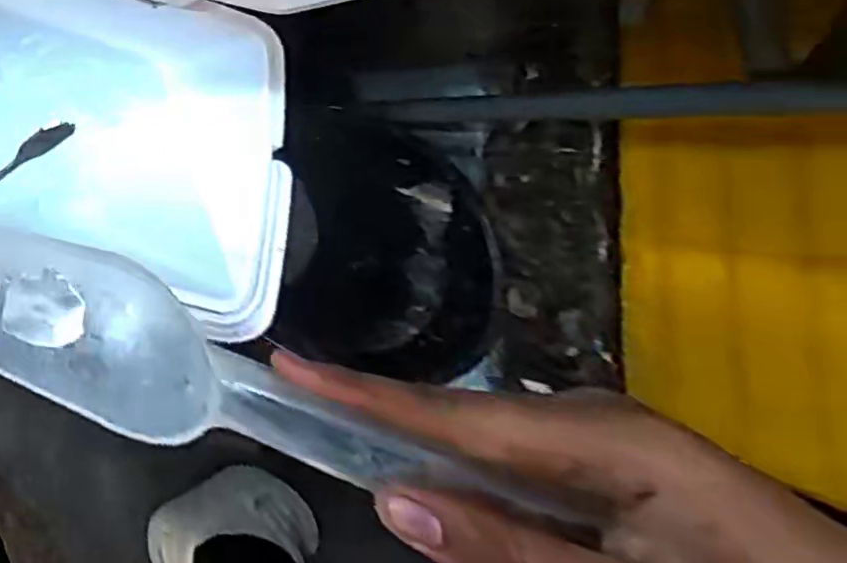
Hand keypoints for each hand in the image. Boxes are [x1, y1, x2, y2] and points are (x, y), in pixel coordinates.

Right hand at [273, 351, 846, 562]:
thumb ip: (511, 548)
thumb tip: (389, 498)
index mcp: (607, 436)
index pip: (453, 412)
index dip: (362, 392)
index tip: (286, 363)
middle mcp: (597, 417)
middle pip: (465, 416)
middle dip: (385, 410)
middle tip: (300, 389)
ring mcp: (611, 437)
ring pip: (490, 438)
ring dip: (424, 440)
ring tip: (347, 415)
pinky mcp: (620, 465)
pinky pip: (522, 460)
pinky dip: (473, 467)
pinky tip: (442, 470)